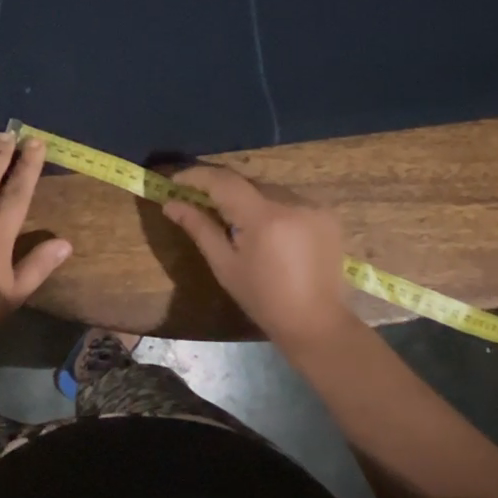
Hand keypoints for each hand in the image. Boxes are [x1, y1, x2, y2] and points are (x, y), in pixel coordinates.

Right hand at [161, 165, 352, 342]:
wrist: (316, 322)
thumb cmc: (263, 299)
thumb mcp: (224, 265)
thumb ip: (199, 227)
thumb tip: (170, 204)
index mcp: (264, 218)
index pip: (224, 181)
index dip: (196, 176)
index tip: (175, 180)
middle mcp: (291, 203)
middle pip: (247, 182)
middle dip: (221, 188)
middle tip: (198, 201)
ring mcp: (313, 207)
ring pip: (268, 189)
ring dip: (246, 197)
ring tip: (232, 219)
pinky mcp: (327, 215)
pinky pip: (289, 200)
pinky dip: (270, 207)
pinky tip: (265, 229)